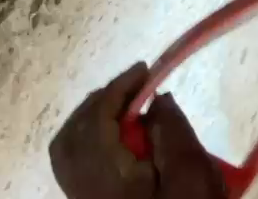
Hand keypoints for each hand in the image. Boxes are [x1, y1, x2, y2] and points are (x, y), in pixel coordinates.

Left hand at [50, 63, 225, 198]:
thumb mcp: (192, 174)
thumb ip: (173, 132)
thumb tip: (156, 99)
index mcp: (106, 180)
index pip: (94, 124)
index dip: (116, 90)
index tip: (145, 70)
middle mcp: (82, 191)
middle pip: (70, 137)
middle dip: (100, 100)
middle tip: (136, 82)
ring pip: (65, 151)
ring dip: (91, 117)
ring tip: (127, 101)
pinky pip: (73, 163)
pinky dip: (89, 136)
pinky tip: (120, 131)